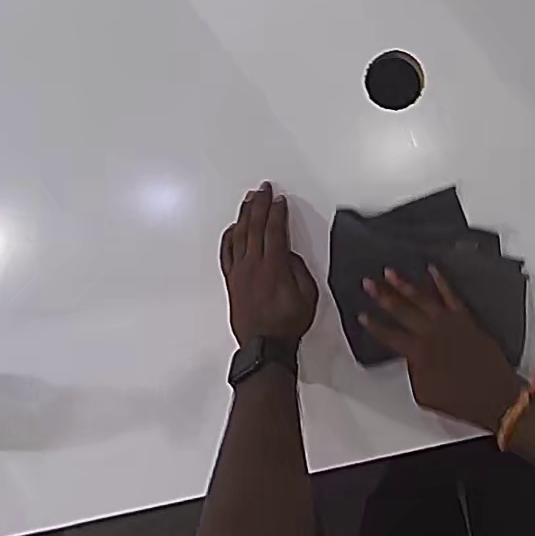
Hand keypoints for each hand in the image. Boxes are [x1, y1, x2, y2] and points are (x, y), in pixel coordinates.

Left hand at [221, 182, 319, 346]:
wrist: (264, 346)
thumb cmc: (287, 323)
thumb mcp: (307, 295)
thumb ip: (298, 269)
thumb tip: (288, 255)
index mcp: (273, 266)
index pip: (274, 230)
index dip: (277, 212)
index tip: (280, 200)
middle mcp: (253, 265)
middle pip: (255, 226)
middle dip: (260, 204)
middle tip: (263, 189)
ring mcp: (239, 272)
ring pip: (239, 235)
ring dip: (244, 215)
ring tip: (249, 200)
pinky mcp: (231, 280)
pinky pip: (227, 253)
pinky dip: (229, 237)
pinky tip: (233, 228)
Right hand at [361, 266, 525, 429]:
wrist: (496, 396)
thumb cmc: (461, 400)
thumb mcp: (425, 394)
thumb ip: (413, 371)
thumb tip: (412, 358)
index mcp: (417, 353)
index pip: (389, 335)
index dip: (373, 325)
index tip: (362, 313)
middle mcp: (430, 333)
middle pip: (400, 310)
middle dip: (381, 296)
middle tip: (368, 283)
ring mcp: (448, 323)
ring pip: (421, 298)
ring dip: (403, 284)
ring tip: (390, 272)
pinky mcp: (465, 318)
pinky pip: (450, 295)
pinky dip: (440, 281)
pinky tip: (431, 269)